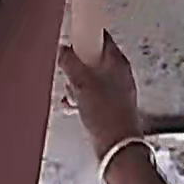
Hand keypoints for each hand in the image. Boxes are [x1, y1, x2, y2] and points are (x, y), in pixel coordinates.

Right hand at [59, 30, 145, 155]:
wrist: (118, 150)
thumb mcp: (80, 81)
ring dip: (78, 81)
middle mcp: (121, 73)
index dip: (85, 34)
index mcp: (117, 61)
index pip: (100, 34)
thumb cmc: (106, 115)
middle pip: (94, 56)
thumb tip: (62, 50)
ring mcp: (119, 90)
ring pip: (93, 75)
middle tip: (69, 69)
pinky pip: (95, 92)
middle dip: (78, 63)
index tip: (73, 36)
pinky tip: (74, 104)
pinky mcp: (115, 106)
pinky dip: (84, 95)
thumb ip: (68, 60)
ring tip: (71, 91)